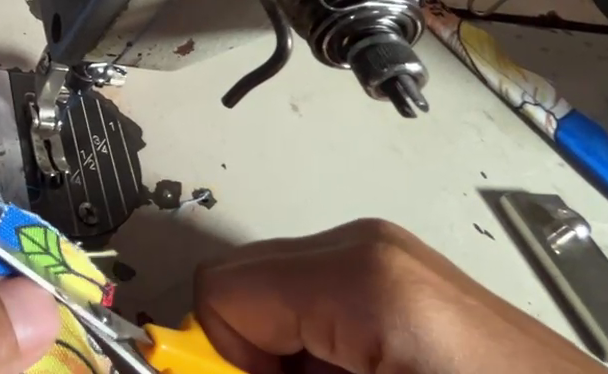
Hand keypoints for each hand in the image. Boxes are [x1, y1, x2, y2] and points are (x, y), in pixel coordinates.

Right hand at [194, 218, 601, 373]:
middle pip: (246, 282)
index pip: (222, 291)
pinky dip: (324, 344)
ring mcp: (391, 255)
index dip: (226, 361)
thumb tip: (199, 369)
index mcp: (360, 279)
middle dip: (259, 355)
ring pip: (279, 289)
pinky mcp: (408, 274)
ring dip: (293, 353)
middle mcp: (366, 246)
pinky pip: (320, 295)